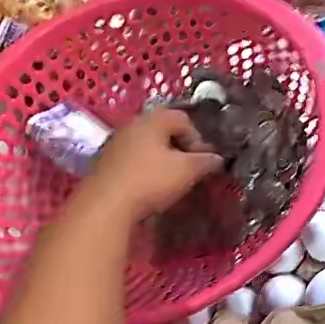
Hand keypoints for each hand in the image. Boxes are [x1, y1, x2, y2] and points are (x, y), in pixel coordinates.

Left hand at [76, 109, 224, 222]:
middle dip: (182, 148)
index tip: (203, 160)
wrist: (107, 204)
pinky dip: (149, 168)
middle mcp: (132, 125)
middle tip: (191, 169)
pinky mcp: (108, 162)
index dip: (198, 138)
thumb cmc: (151, 180)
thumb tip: (217, 158)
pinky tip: (153, 186)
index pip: (183, 119)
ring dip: (165, 159)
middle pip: (165, 131)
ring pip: (150, 145)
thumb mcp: (188, 170)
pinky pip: (136, 158)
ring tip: (174, 180)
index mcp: (152, 121)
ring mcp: (117, 143)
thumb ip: (206, 161)